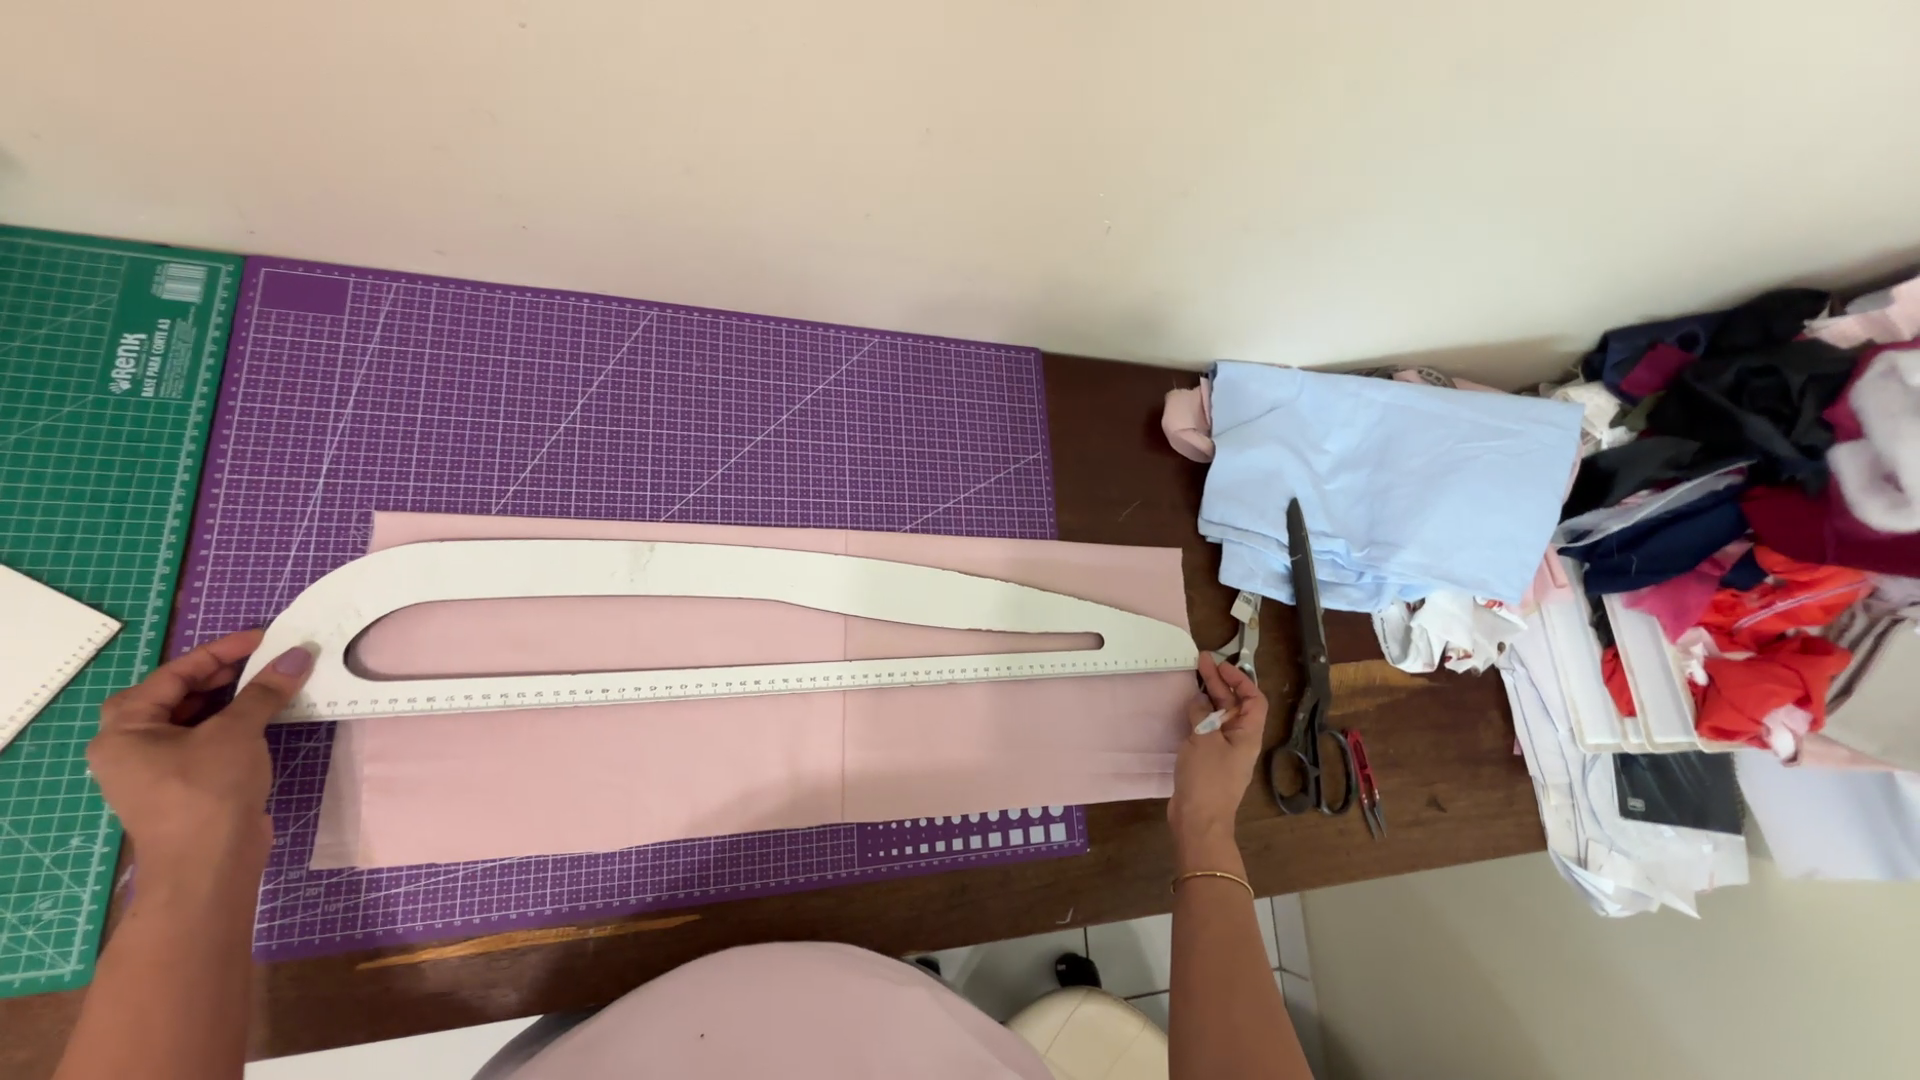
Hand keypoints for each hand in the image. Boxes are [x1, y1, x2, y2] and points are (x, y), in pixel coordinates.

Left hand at [87, 630, 314, 877]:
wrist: (209, 861)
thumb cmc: (207, 789)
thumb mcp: (237, 732)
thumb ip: (265, 691)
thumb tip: (299, 655)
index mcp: (124, 731)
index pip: (172, 675)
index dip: (219, 652)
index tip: (264, 638)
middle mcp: (131, 747)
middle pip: (177, 695)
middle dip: (222, 674)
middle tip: (267, 659)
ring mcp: (157, 768)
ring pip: (194, 718)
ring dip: (231, 699)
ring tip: (271, 683)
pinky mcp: (186, 783)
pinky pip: (207, 739)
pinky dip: (234, 723)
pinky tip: (265, 717)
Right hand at [1169, 653, 1268, 869]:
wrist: (1198, 820)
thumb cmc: (1207, 778)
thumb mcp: (1204, 740)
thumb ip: (1201, 715)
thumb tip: (1198, 700)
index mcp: (1248, 734)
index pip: (1253, 699)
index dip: (1240, 679)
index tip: (1221, 665)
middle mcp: (1239, 740)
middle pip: (1233, 705)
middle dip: (1219, 683)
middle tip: (1200, 662)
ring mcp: (1223, 751)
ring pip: (1218, 717)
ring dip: (1207, 697)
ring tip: (1192, 679)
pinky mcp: (1207, 761)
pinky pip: (1206, 730)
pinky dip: (1197, 716)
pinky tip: (1185, 709)